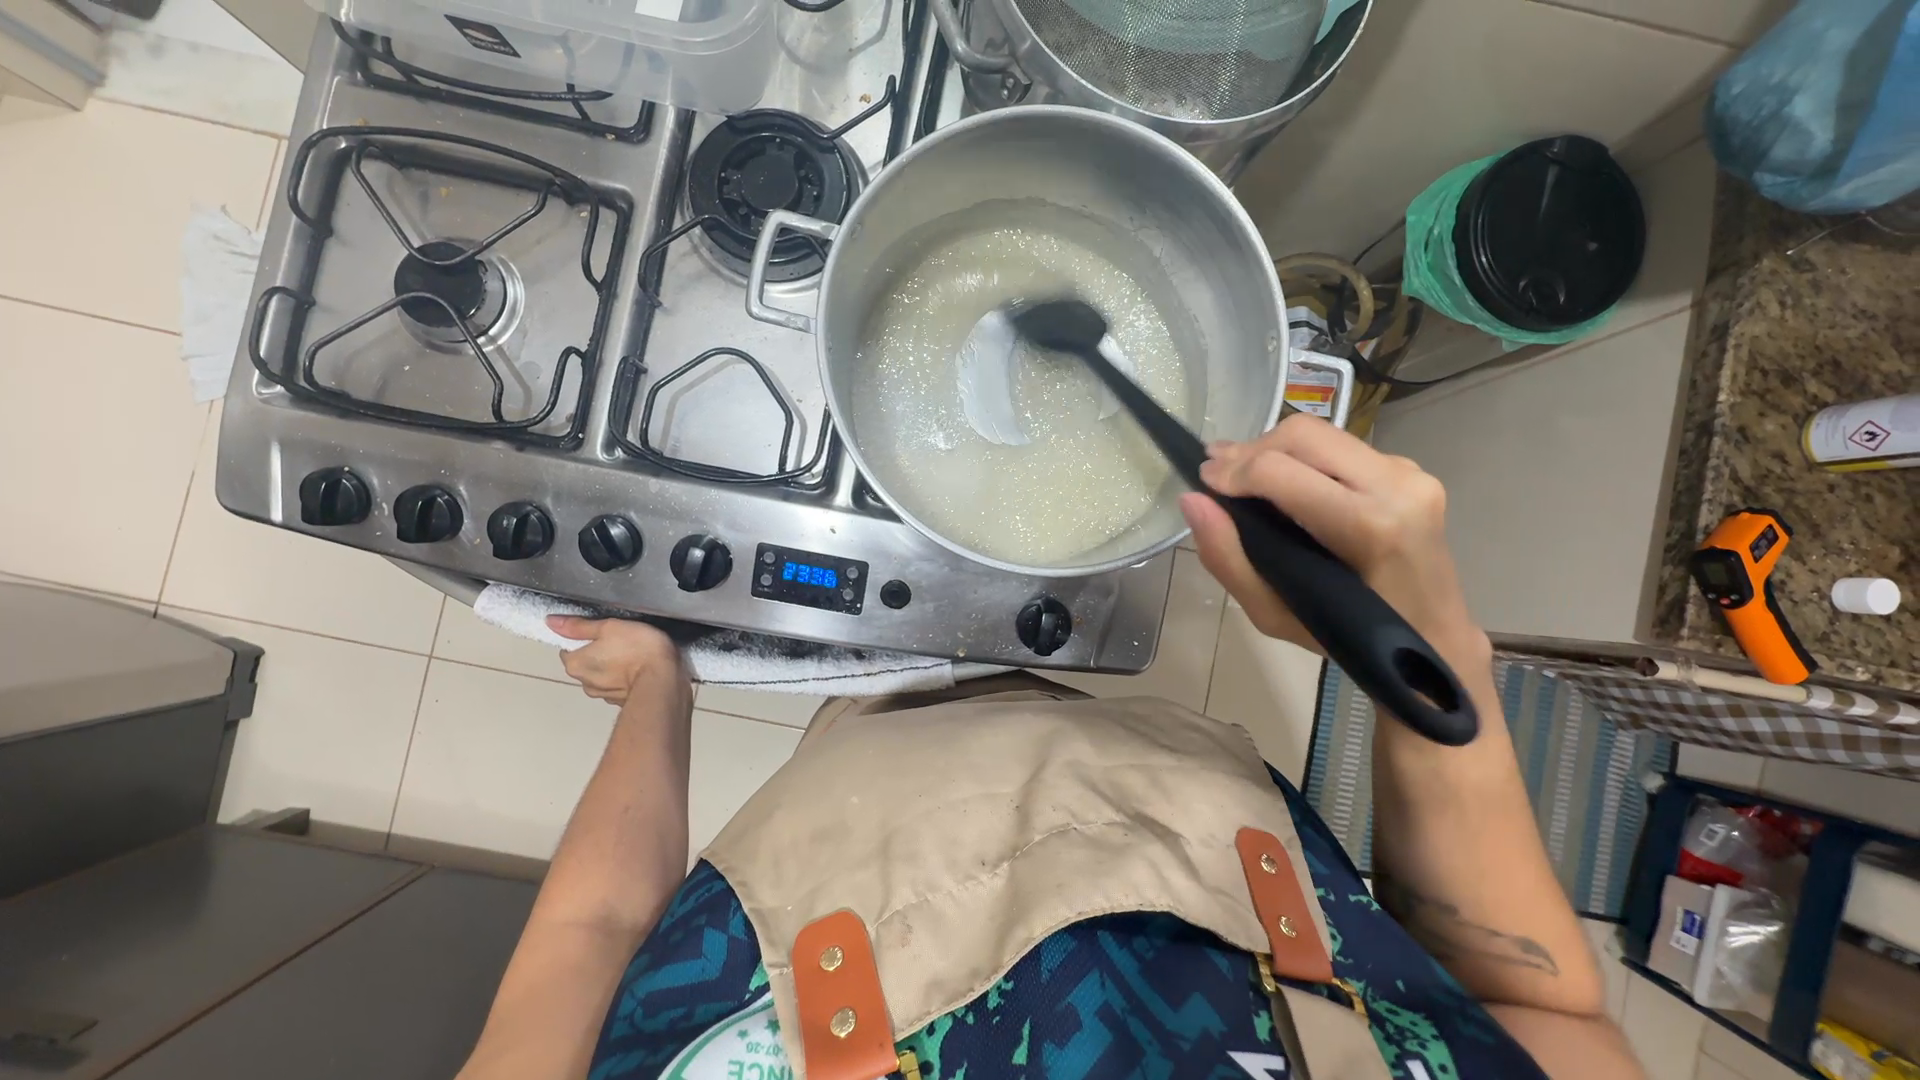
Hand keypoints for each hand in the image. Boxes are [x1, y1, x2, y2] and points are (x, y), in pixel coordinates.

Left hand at [547, 616, 688, 706]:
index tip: (603, 634)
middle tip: (620, 643)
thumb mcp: (609, 627)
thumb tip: (550, 621)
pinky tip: (639, 672)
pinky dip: (624, 680)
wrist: (664, 681)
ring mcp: (602, 696)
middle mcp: (583, 683)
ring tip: (633, 658)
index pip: (569, 649)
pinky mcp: (620, 702)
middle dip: (597, 655)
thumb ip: (580, 626)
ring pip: (601, 677)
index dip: (584, 639)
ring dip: (611, 669)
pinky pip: (617, 687)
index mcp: (575, 664)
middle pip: (585, 664)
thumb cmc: (636, 648)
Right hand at [1181, 414, 1486, 665]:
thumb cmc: (1351, 637)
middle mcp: (1397, 486)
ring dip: (1273, 449)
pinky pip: (1340, 446)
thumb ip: (1228, 559)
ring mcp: (1409, 472)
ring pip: (1321, 433)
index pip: (1282, 471)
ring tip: (1241, 475)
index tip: (1202, 482)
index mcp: (1371, 527)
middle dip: (1249, 450)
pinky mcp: (1410, 469)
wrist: (1434, 638)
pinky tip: (1282, 481)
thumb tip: (1192, 501)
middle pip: (1303, 436)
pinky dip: (1300, 457)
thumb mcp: (1275, 615)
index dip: (1232, 471)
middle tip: (1215, 472)